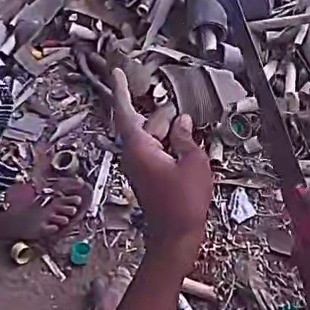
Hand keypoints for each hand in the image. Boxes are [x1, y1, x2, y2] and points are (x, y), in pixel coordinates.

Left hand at [109, 68, 210, 260]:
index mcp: (139, 148)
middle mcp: (133, 155)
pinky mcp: (147, 175)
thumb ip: (185, 137)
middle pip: (144, 122)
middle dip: (162, 115)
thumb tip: (181, 121)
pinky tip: (187, 145)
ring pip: (151, 136)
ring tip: (189, 130)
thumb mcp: (193, 162)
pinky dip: (169, 143)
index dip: (121, 90)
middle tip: (179, 107)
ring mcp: (139, 166)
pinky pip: (156, 150)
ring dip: (168, 131)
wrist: (176, 236)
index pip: (125, 111)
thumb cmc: (183, 203)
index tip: (116, 72)